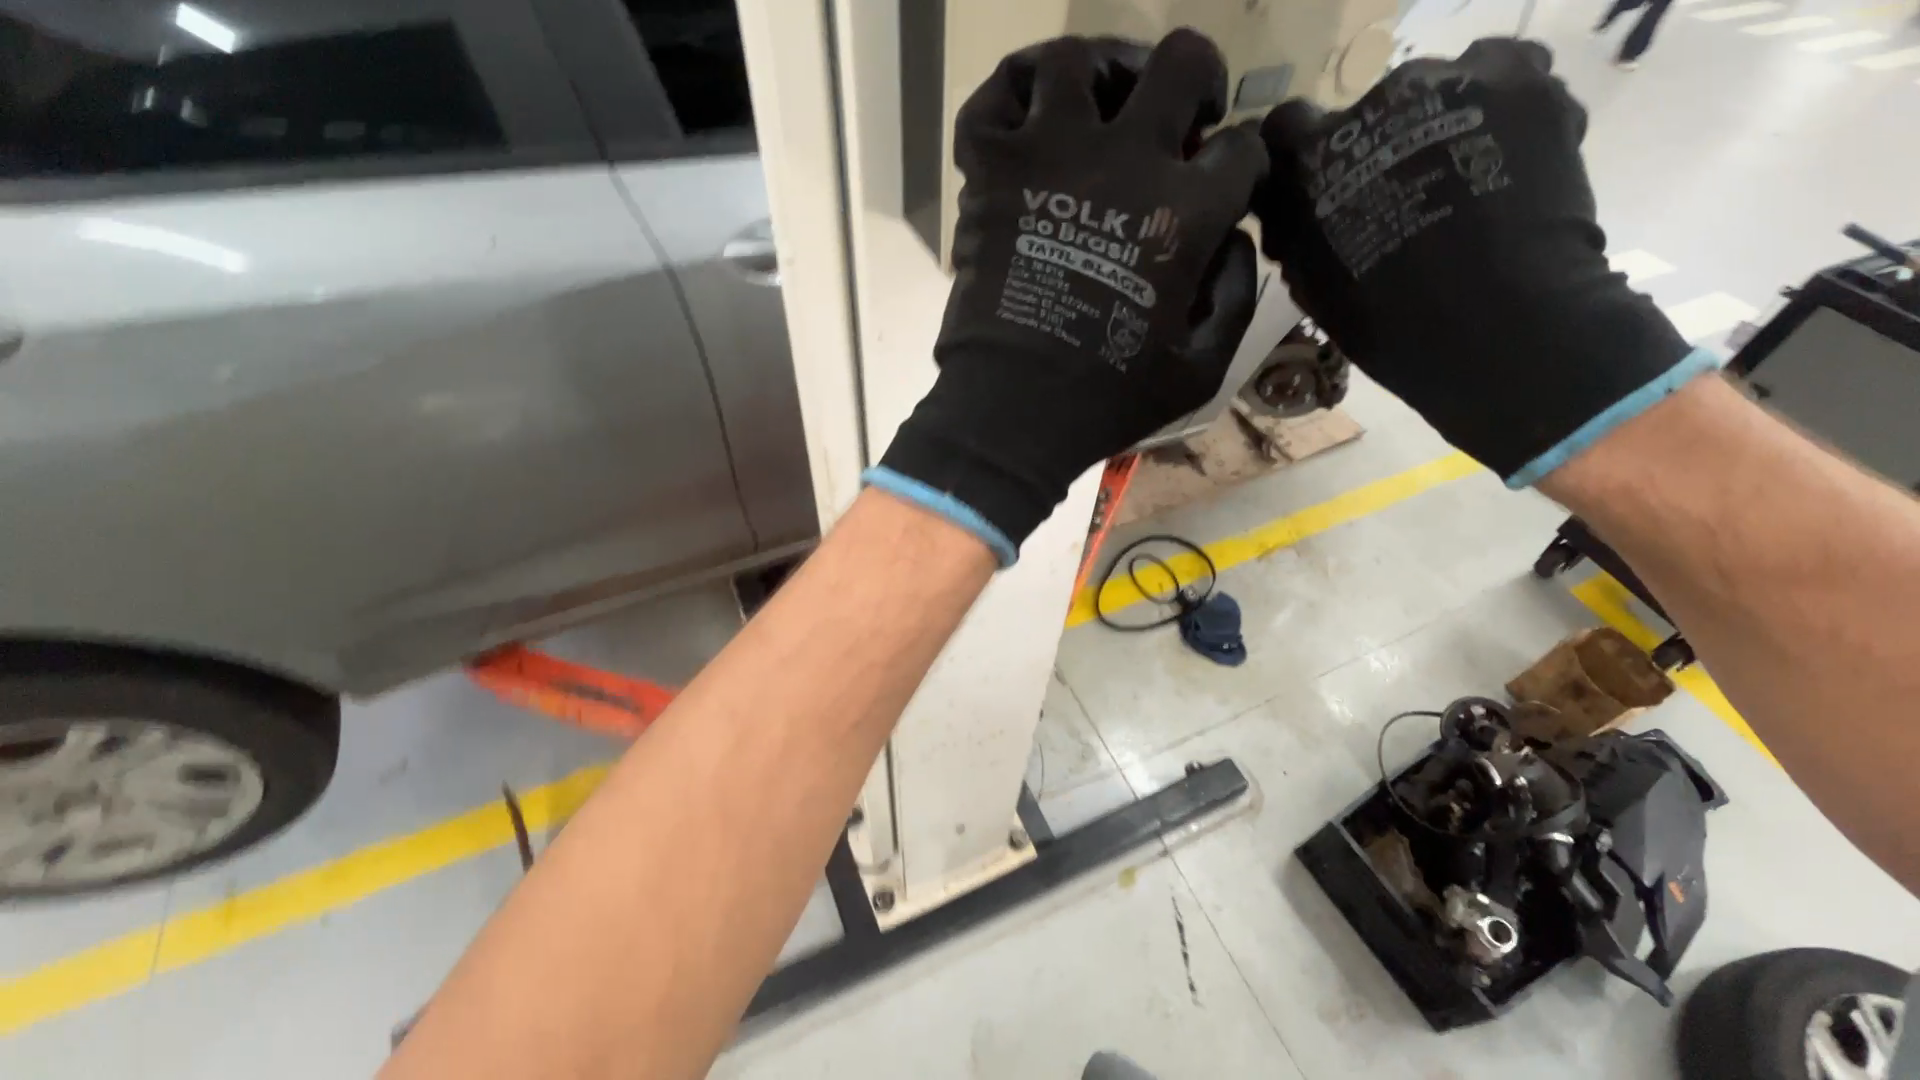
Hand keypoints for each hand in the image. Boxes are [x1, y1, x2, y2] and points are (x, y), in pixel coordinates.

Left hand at [868, 30, 1265, 564]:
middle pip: (1179, 62)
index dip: (1241, 160)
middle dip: (1196, 79)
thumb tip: (1232, 236)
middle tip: (1182, 115)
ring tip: (1106, 101)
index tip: (1226, 179)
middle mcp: (1123, 161)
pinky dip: (1013, 91)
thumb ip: (1234, 293)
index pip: (1241, 146)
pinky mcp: (989, 170)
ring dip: (1102, 69)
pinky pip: (991, 98)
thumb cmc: (1108, 398)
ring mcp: (1047, 156)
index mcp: (1186, 211)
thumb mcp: (1203, 368)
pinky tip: (1036, 109)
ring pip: (1075, 59)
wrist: (1013, 410)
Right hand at [1252, 38, 1715, 485]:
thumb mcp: (1315, 285)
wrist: (1507, 327)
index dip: (1299, 155)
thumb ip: (1296, 234)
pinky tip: (1504, 159)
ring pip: (1436, 89)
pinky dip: (1500, 110)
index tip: (1317, 185)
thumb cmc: (1397, 328)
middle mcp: (1374, 105)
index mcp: (1311, 160)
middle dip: (1379, 146)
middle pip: (1368, 111)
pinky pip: (1502, 77)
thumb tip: (1290, 212)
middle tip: (1403, 193)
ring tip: (1463, 180)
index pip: (1284, 128)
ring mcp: (1452, 84)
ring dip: (1440, 125)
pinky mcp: (1520, 81)